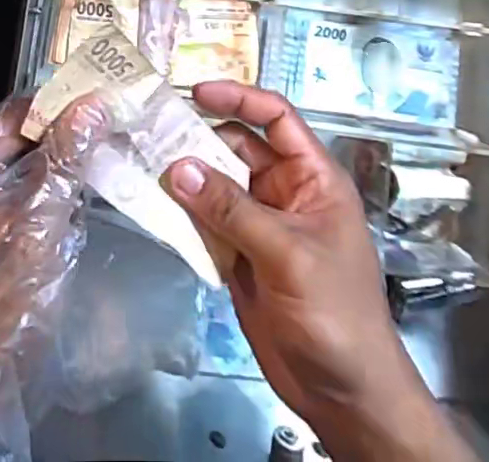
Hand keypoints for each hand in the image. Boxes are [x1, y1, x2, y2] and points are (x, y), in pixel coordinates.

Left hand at [0, 93, 108, 461]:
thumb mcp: (41, 223)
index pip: (14, 112)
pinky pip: (3, 185)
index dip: (62, 106)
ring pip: (10, 160)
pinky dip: (34, 184)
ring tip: (94, 156)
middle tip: (106, 131)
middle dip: (58, 133)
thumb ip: (65, 158)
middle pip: (10, 134)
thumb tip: (93, 104)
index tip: (104, 103)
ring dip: (49, 159)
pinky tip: (66, 191)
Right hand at [163, 82, 474, 461]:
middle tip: (153, 133)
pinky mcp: (238, 254)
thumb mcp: (288, 255)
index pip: (277, 119)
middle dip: (199, 138)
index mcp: (312, 178)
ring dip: (185, 176)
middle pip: (237, 148)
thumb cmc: (336, 317)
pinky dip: (182, 213)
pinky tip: (155, 208)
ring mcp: (259, 223)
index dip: (240, 98)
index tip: (197, 92)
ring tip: (144, 165)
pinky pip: (206, 220)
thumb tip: (178, 168)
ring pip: (215, 183)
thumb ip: (232, 210)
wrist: (344, 396)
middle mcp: (284, 192)